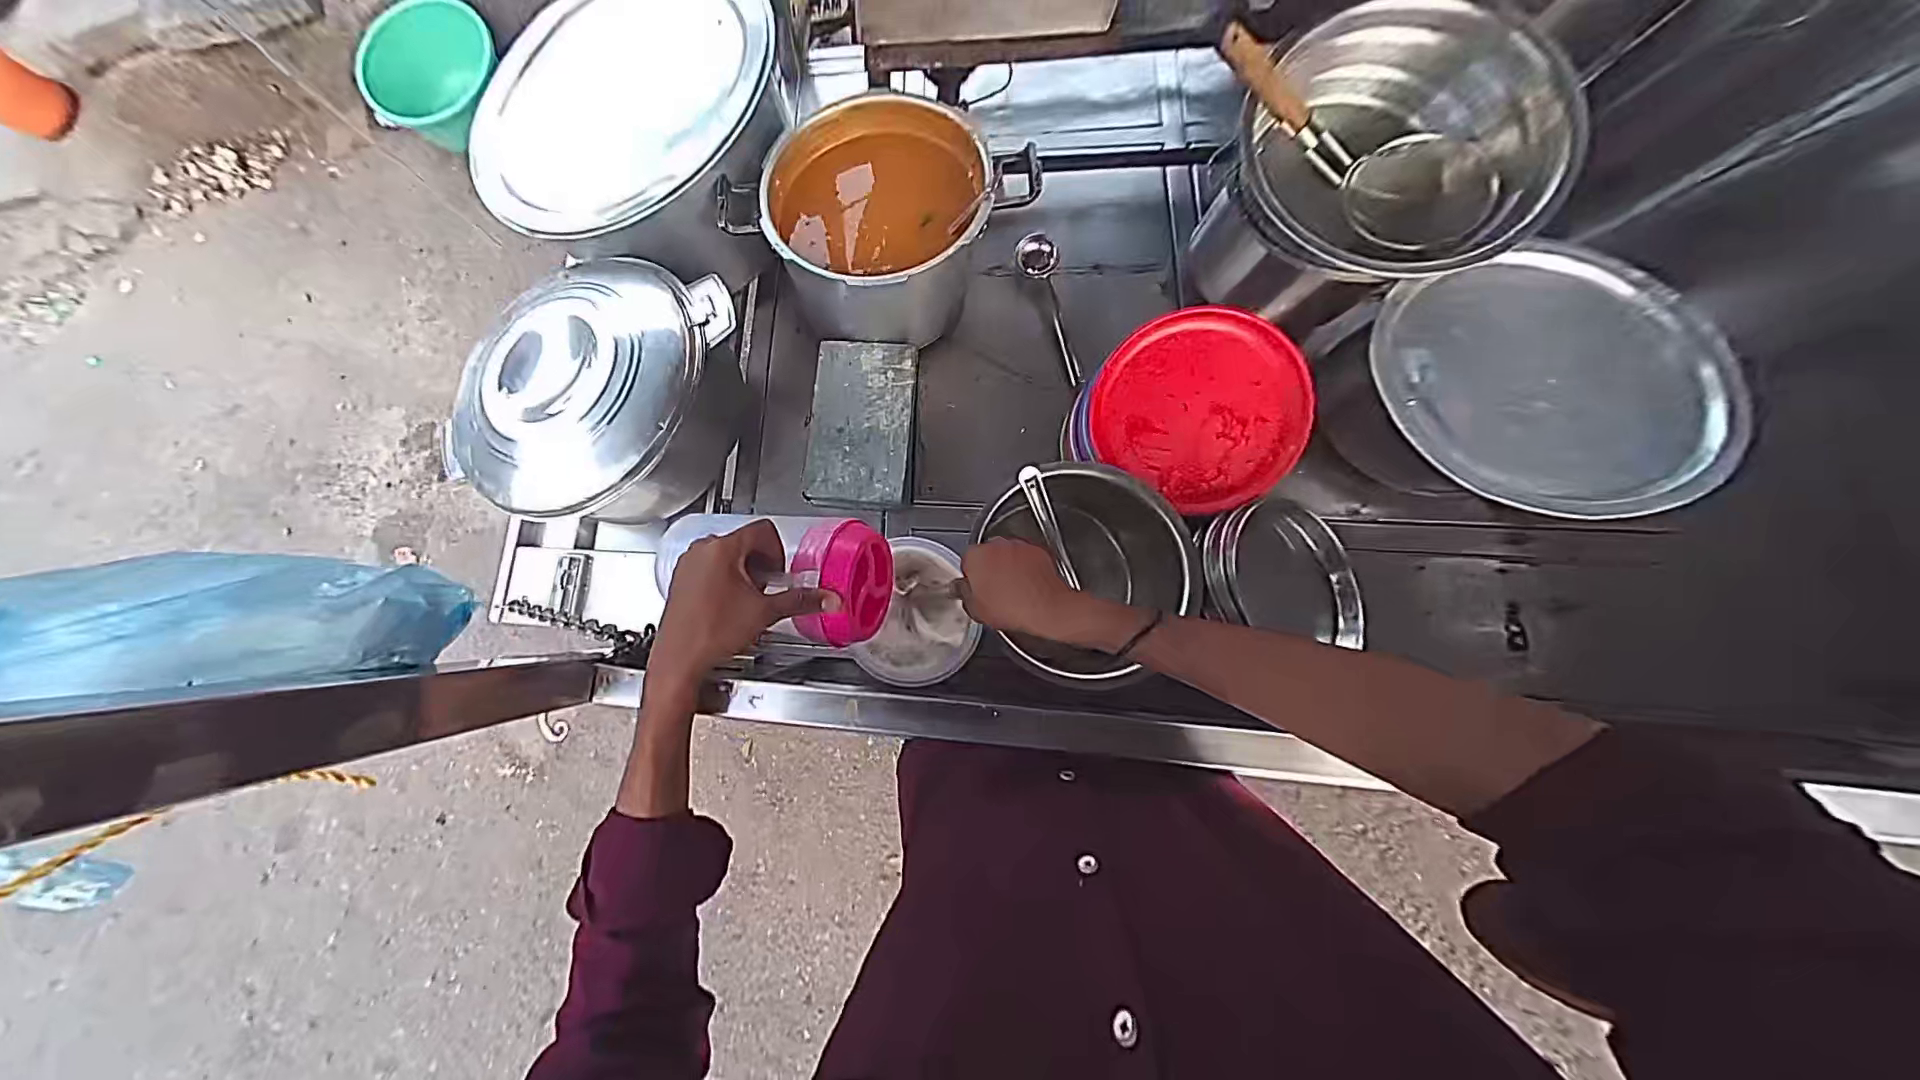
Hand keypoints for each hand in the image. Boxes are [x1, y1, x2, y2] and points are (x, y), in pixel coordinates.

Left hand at [648, 521, 838, 688]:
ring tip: (748, 599)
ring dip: (744, 572)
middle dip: (761, 564)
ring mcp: (689, 565)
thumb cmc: (711, 634)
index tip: (779, 573)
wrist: (680, 660)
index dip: (778, 551)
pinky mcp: (681, 580)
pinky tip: (730, 606)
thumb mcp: (765, 612)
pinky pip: (710, 567)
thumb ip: (800, 601)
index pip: (762, 530)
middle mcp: (702, 551)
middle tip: (766, 589)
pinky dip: (726, 579)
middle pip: (745, 542)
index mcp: (722, 549)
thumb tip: (828, 598)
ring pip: (727, 554)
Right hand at [961, 537, 1143, 650]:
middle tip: (993, 589)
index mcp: (976, 556)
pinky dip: (1025, 566)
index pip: (966, 561)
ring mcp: (1018, 545)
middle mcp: (997, 545)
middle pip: (986, 554)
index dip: (971, 576)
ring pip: (1006, 554)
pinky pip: (1025, 556)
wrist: (1048, 608)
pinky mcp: (1036, 550)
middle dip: (989, 568)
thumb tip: (962, 588)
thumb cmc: (1014, 608)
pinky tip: (1026, 584)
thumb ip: (964, 593)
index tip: (976, 586)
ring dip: (1007, 566)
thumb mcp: (977, 610)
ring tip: (1011, 589)